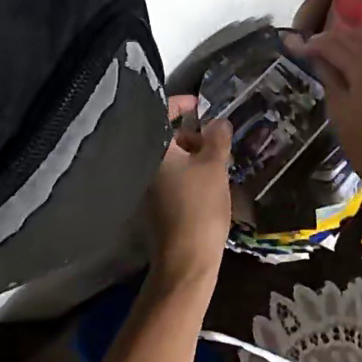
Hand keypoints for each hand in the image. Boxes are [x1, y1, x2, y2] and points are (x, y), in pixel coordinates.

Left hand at [148, 95, 232, 289]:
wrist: (186, 258)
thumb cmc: (199, 206)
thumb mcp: (214, 167)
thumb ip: (217, 138)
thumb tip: (218, 120)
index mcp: (153, 149)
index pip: (160, 113)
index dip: (179, 103)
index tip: (199, 103)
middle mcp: (143, 162)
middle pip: (165, 136)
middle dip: (191, 134)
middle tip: (216, 141)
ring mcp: (146, 183)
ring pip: (169, 158)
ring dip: (192, 154)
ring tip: (217, 163)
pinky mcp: (153, 201)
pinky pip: (169, 176)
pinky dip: (186, 172)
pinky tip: (206, 182)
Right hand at [284, 27, 361, 195]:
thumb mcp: (340, 113)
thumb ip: (330, 79)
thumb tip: (316, 58)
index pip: (335, 45)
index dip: (313, 45)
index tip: (297, 48)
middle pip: (358, 37)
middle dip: (334, 38)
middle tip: (315, 48)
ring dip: (360, 37)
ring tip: (344, 49)